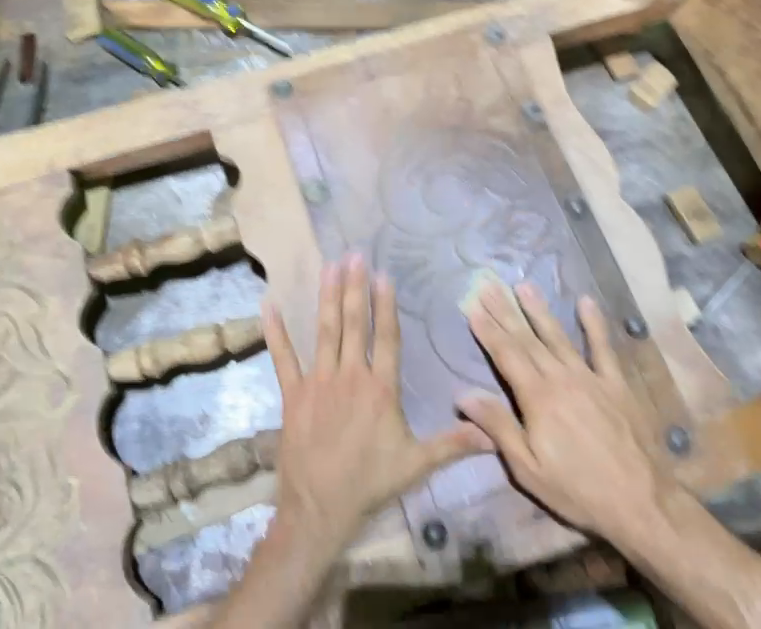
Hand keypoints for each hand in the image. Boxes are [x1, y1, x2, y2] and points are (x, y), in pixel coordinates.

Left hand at [261, 254, 492, 556]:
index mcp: (381, 388)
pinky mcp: (293, 394)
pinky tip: (269, 305)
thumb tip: (490, 433)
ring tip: (329, 266)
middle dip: (354, 287)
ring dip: (327, 297)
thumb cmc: (371, 483)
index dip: (385, 304)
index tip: (383, 275)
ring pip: (324, 331)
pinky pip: (282, 358)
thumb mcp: (417, 464)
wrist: (321, 506)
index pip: (386, 337)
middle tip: (354, 254)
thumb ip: (453, 443)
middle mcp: (350, 376)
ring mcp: (318, 382)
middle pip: (354, 324)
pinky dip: (276, 332)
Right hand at [458, 281, 672, 545]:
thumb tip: (463, 393)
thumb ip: (498, 426)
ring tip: (524, 286)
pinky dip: (594, 324)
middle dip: (505, 311)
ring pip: (559, 336)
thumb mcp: (528, 468)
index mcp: (538, 397)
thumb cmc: (577, 490)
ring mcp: (592, 378)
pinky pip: (603, 348)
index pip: (506, 355)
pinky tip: (585, 303)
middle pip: (528, 339)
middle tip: (489, 285)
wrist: (641, 502)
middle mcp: (562, 378)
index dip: (488, 330)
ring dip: (540, 310)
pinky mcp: (618, 384)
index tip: (472, 305)